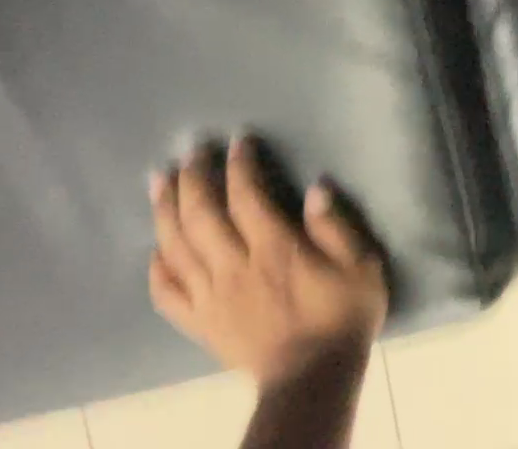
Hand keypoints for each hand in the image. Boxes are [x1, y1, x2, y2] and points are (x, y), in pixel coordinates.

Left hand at [148, 137, 387, 387]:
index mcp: (276, 249)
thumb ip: (336, 226)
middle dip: (194, 180)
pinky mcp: (199, 320)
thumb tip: (316, 187)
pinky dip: (156, 265)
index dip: (240, 167)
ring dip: (165, 211)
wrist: (312, 374)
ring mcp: (210, 295)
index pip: (248, 198)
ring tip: (160, 182)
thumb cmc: (344, 313)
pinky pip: (166, 290)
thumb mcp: (361, 263)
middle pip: (202, 217)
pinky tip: (156, 248)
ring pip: (176, 246)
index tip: (238, 142)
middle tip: (191, 153)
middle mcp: (235, 266)